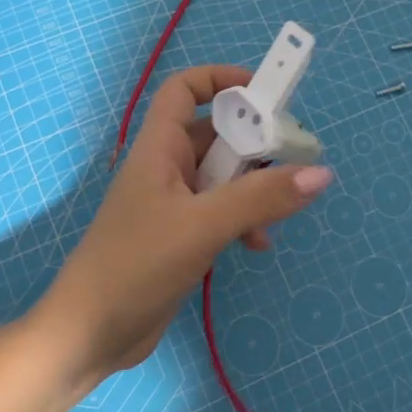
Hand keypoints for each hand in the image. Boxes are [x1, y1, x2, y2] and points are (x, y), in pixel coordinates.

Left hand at [34, 65, 332, 380]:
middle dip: (255, 141)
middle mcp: (165, 168)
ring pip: (222, 177)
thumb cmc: (137, 264)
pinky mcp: (179, 237)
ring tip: (284, 206)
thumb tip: (320, 172)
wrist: (91, 331)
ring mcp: (171, 204)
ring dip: (254, 187)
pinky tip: (257, 245)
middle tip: (298, 155)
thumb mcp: (203, 226)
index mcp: (158, 148)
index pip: (183, 90)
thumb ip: (260, 198)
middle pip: (215, 134)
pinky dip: (243, 221)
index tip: (265, 92)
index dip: (220, 79)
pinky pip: (220, 213)